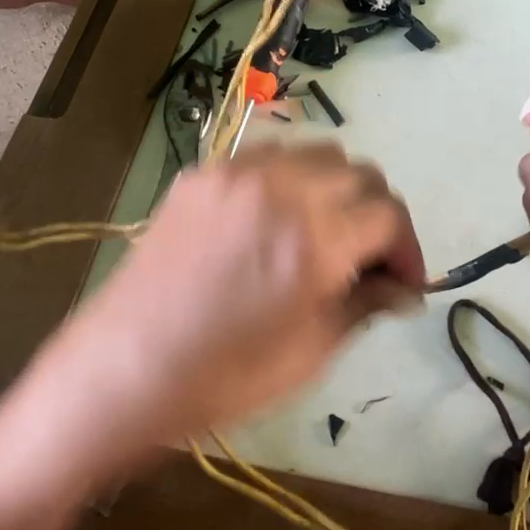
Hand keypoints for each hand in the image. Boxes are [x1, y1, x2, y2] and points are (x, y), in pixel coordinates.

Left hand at [67, 141, 425, 438]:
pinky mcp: (204, 174)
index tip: (402, 282)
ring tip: (324, 229)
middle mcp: (284, 189)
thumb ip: (367, 304)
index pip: (389, 214)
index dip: (407, 248)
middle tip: (368, 257)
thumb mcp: (312, 351)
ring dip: (336, 187)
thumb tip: (406, 288)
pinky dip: (289, 179)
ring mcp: (239, 173)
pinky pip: (268, 156)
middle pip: (361, 174)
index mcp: (316, 239)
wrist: (122, 371)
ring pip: (318, 152)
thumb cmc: (224, 378)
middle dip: (377, 214)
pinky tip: (275, 218)